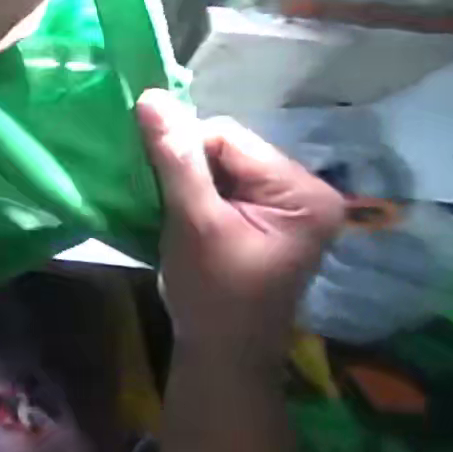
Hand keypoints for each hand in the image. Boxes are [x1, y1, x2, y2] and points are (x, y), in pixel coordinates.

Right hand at [135, 89, 343, 369]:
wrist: (222, 354)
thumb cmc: (213, 293)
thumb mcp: (192, 221)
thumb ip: (174, 158)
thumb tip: (149, 97)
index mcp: (302, 192)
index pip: (228, 138)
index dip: (186, 153)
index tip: (165, 190)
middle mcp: (303, 190)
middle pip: (226, 147)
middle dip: (188, 166)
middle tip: (171, 205)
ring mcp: (284, 204)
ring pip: (218, 162)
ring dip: (187, 179)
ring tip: (176, 212)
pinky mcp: (264, 216)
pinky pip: (221, 181)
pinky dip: (194, 191)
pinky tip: (184, 215)